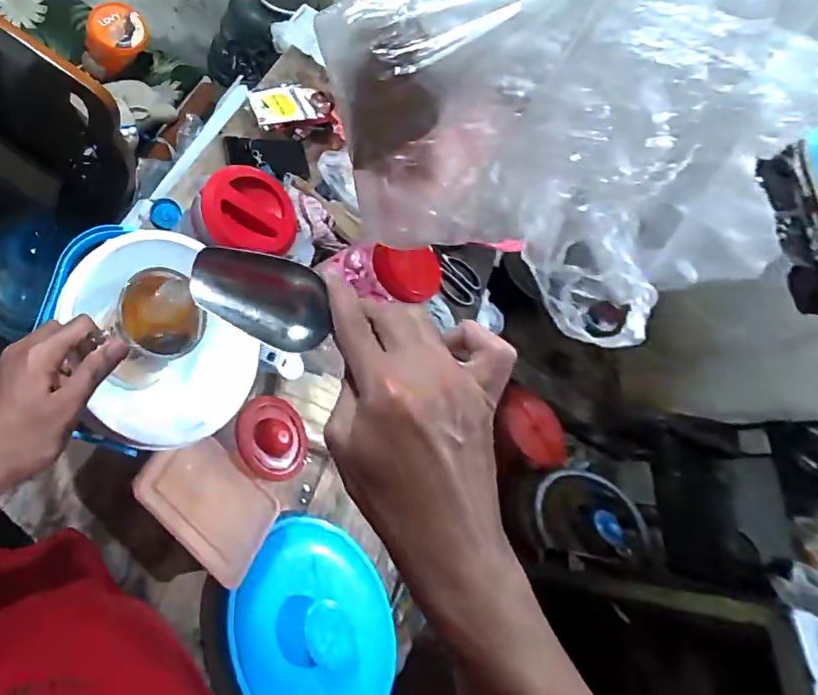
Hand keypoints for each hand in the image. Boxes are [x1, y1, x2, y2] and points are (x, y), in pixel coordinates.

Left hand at [0, 316, 127, 499]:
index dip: (99, 338)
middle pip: (61, 329)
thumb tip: (120, 342)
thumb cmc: (24, 440)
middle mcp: (22, 346)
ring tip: (68, 392)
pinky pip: (31, 355)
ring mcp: (7, 359)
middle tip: (86, 380)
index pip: (81, 323)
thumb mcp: (67, 408)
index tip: (104, 367)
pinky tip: (46, 397)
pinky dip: (46, 365)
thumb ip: (93, 371)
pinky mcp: (0, 373)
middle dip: (80, 346)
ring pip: (45, 342)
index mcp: (39, 350)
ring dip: (63, 356)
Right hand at [322, 271, 516, 609]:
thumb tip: (356, 358)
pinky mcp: (486, 393)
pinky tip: (452, 346)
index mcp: (381, 385)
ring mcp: (460, 379)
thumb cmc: (386, 497)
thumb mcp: (342, 443)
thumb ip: (345, 389)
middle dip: (367, 309)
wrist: (450, 540)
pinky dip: (470, 337)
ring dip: (402, 323)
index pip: (353, 321)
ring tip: (390, 341)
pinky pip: (489, 347)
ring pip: (427, 322)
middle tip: (355, 323)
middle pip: (390, 312)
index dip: (337, 293)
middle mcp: (423, 371)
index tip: (328, 276)